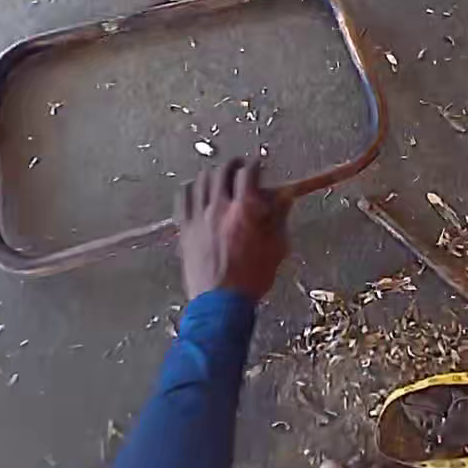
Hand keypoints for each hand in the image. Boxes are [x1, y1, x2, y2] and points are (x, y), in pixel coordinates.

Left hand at [175, 158, 290, 301]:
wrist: (220, 303)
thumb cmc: (253, 277)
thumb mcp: (277, 247)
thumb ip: (280, 218)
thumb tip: (285, 197)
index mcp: (245, 209)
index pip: (248, 173)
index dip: (255, 164)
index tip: (258, 165)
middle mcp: (220, 207)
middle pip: (223, 171)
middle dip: (234, 164)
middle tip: (240, 166)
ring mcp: (199, 216)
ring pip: (201, 181)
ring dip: (213, 174)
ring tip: (219, 177)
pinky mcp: (185, 228)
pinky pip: (183, 198)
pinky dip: (191, 189)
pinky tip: (196, 190)